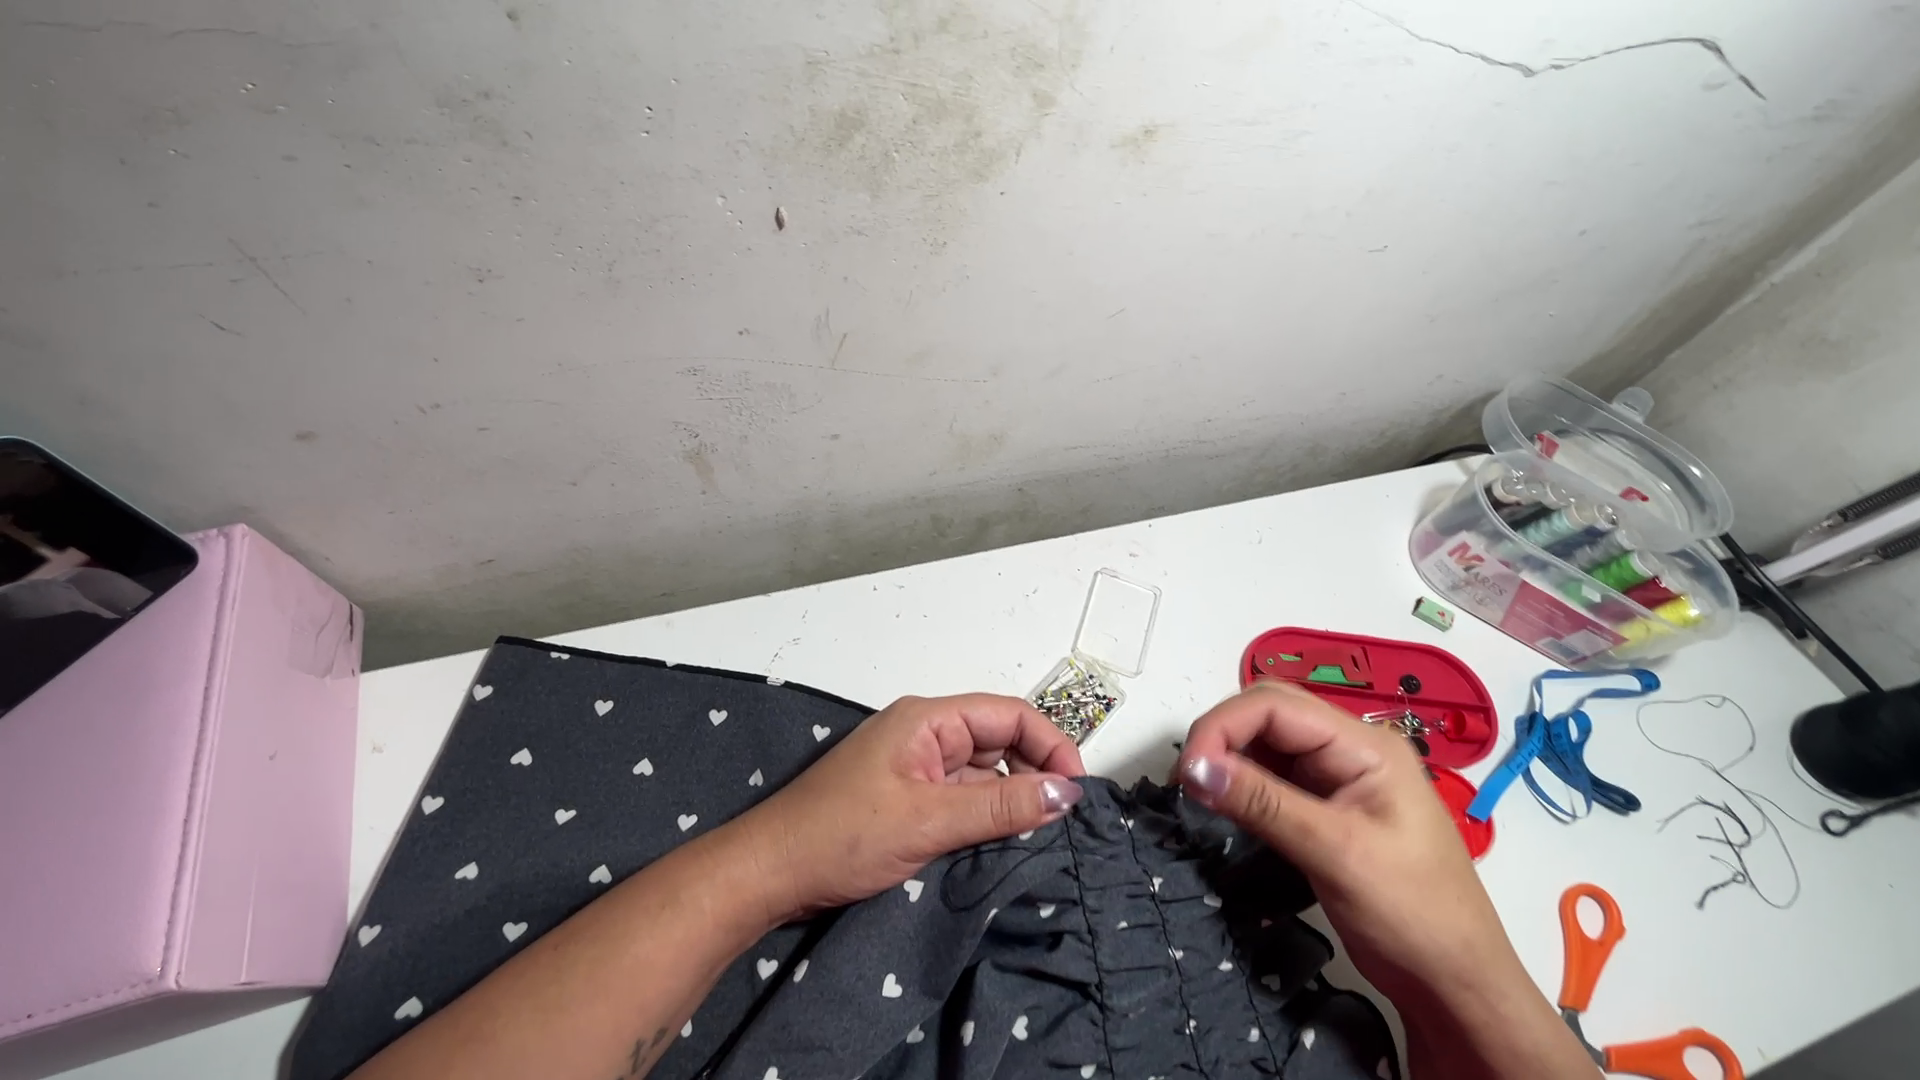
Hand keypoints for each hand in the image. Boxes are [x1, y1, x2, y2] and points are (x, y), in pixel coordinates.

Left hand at [730, 693, 1085, 923]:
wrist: (769, 873)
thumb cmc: (841, 836)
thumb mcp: (929, 821)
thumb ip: (1001, 805)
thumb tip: (1067, 793)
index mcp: (928, 719)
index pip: (1009, 715)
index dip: (1049, 745)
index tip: (1075, 791)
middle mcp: (926, 734)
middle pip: (999, 741)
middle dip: (1033, 774)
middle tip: (1057, 822)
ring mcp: (915, 767)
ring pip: (983, 771)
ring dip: (1010, 798)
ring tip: (1033, 835)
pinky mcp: (907, 797)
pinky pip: (961, 796)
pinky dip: (984, 815)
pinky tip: (998, 842)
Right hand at [1174, 680, 1515, 1004]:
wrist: (1456, 984)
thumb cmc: (1413, 914)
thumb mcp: (1336, 854)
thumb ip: (1262, 803)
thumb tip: (1193, 768)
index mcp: (1364, 745)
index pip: (1275, 705)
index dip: (1222, 727)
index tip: (1187, 773)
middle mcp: (1348, 748)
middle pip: (1266, 713)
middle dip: (1220, 737)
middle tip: (1187, 782)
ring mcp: (1335, 777)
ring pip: (1263, 744)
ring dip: (1226, 760)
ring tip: (1199, 796)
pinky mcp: (1322, 806)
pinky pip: (1269, 778)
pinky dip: (1239, 786)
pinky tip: (1223, 808)